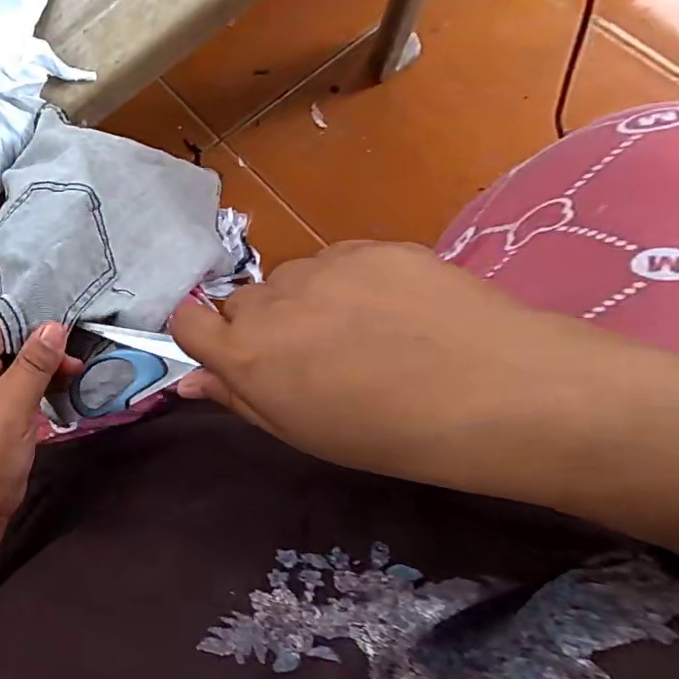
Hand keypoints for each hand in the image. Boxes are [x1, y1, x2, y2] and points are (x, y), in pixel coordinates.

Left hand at [0, 317, 75, 530]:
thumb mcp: (12, 407)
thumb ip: (34, 364)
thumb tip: (56, 325)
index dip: (33, 321)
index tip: (71, 323)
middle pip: (10, 344)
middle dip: (45, 347)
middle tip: (80, 355)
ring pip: (20, 367)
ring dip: (48, 368)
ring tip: (78, 373)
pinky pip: (22, 389)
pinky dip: (44, 387)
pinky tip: (66, 388)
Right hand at [170, 241, 666, 499]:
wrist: (492, 390)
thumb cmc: (386, 434)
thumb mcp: (301, 432)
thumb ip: (239, 398)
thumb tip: (192, 378)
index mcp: (245, 352)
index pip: (187, 321)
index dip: (205, 338)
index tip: (235, 358)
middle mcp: (271, 299)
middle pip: (241, 303)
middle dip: (262, 327)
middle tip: (314, 359)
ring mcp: (321, 264)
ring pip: (291, 281)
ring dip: (307, 304)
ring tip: (365, 336)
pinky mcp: (369, 244)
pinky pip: (338, 262)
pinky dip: (350, 283)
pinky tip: (395, 312)